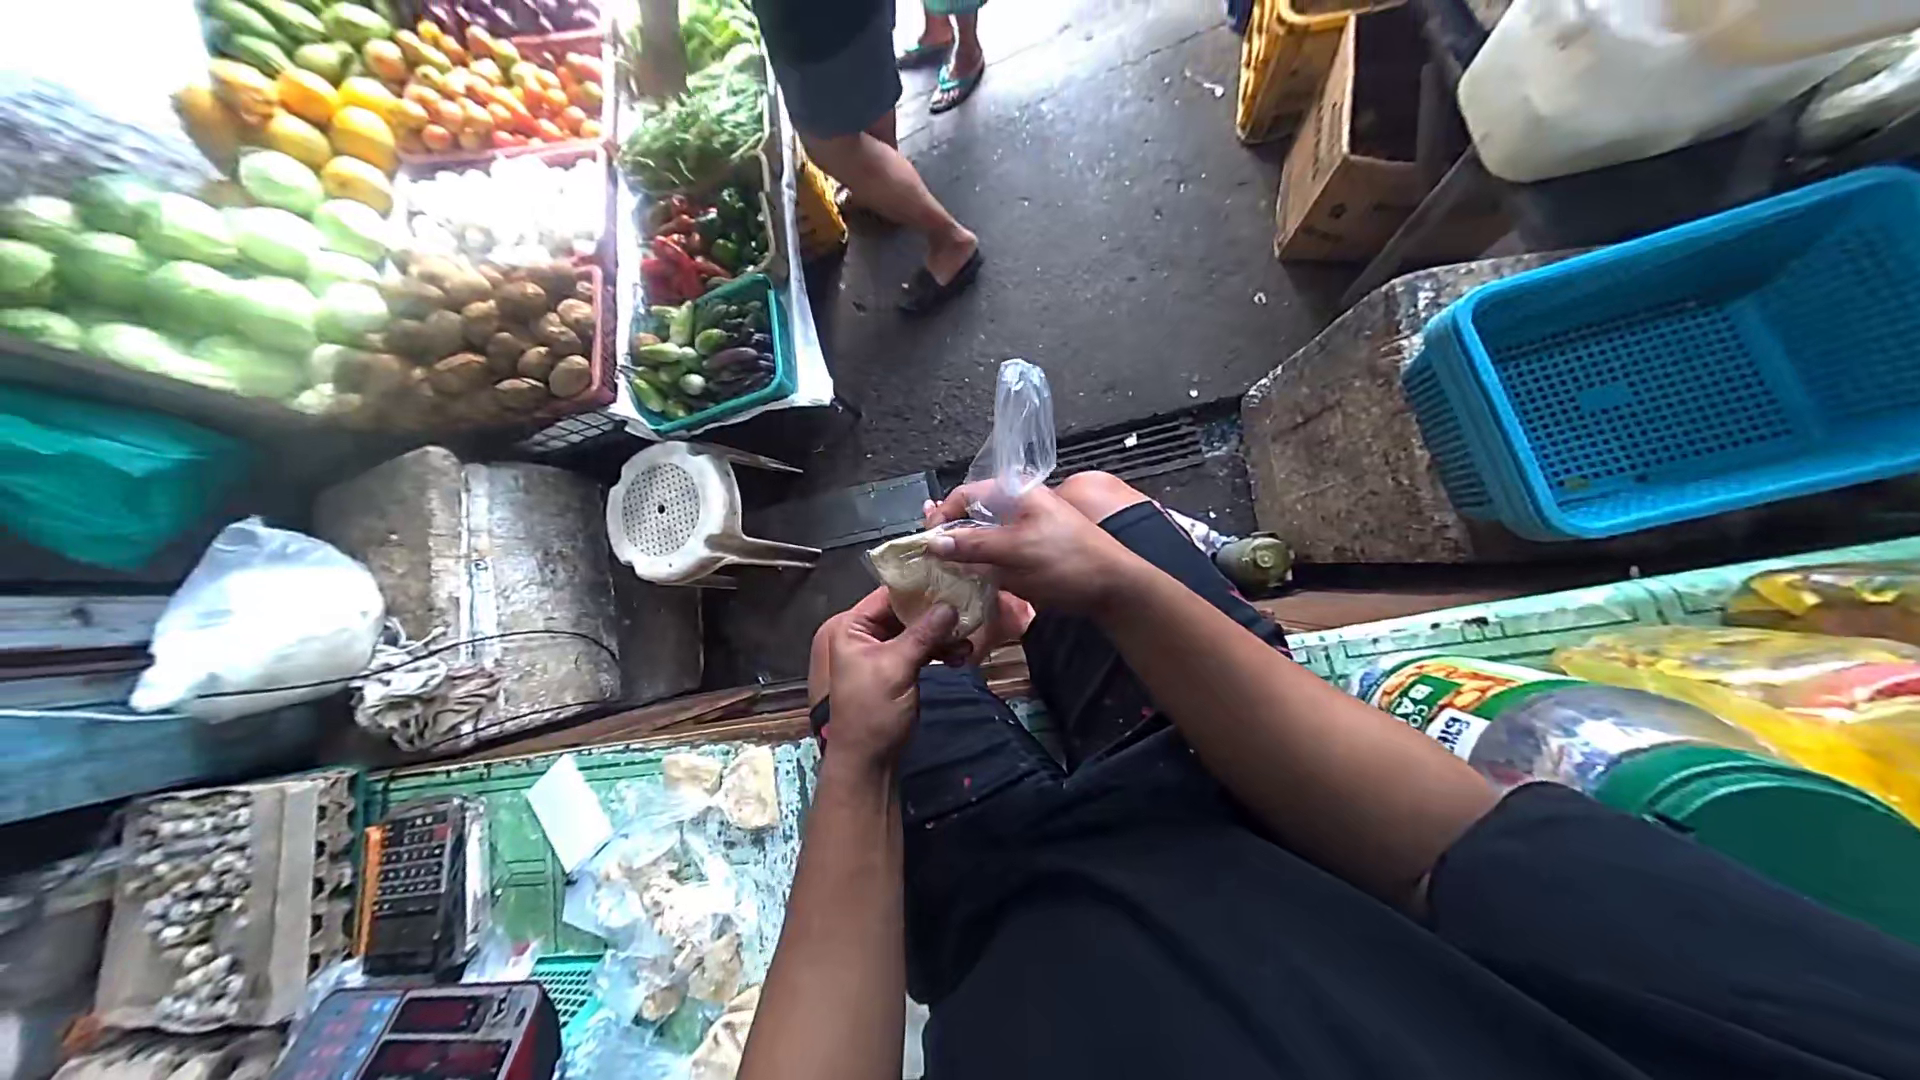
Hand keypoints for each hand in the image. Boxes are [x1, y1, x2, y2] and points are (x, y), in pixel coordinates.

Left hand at [819, 587, 959, 768]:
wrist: (869, 760)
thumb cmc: (871, 711)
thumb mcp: (895, 668)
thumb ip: (922, 634)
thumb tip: (951, 605)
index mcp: (851, 627)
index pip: (888, 594)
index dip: (919, 586)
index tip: (952, 578)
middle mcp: (865, 632)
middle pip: (906, 610)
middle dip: (936, 612)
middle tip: (967, 608)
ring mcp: (884, 650)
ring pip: (919, 629)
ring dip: (943, 633)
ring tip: (968, 639)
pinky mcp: (900, 665)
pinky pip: (924, 647)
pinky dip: (941, 649)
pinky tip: (962, 655)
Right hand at [923, 484, 1144, 615]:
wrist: (1112, 588)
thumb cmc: (1069, 561)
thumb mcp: (1017, 551)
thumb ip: (973, 546)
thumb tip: (932, 543)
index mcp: (1015, 493)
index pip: (964, 495)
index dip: (942, 516)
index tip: (927, 543)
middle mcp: (1016, 507)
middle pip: (969, 516)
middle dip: (947, 537)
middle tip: (929, 560)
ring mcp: (1021, 532)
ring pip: (980, 539)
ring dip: (961, 556)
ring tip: (942, 574)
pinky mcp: (1027, 554)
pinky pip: (993, 557)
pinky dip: (978, 568)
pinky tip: (966, 582)